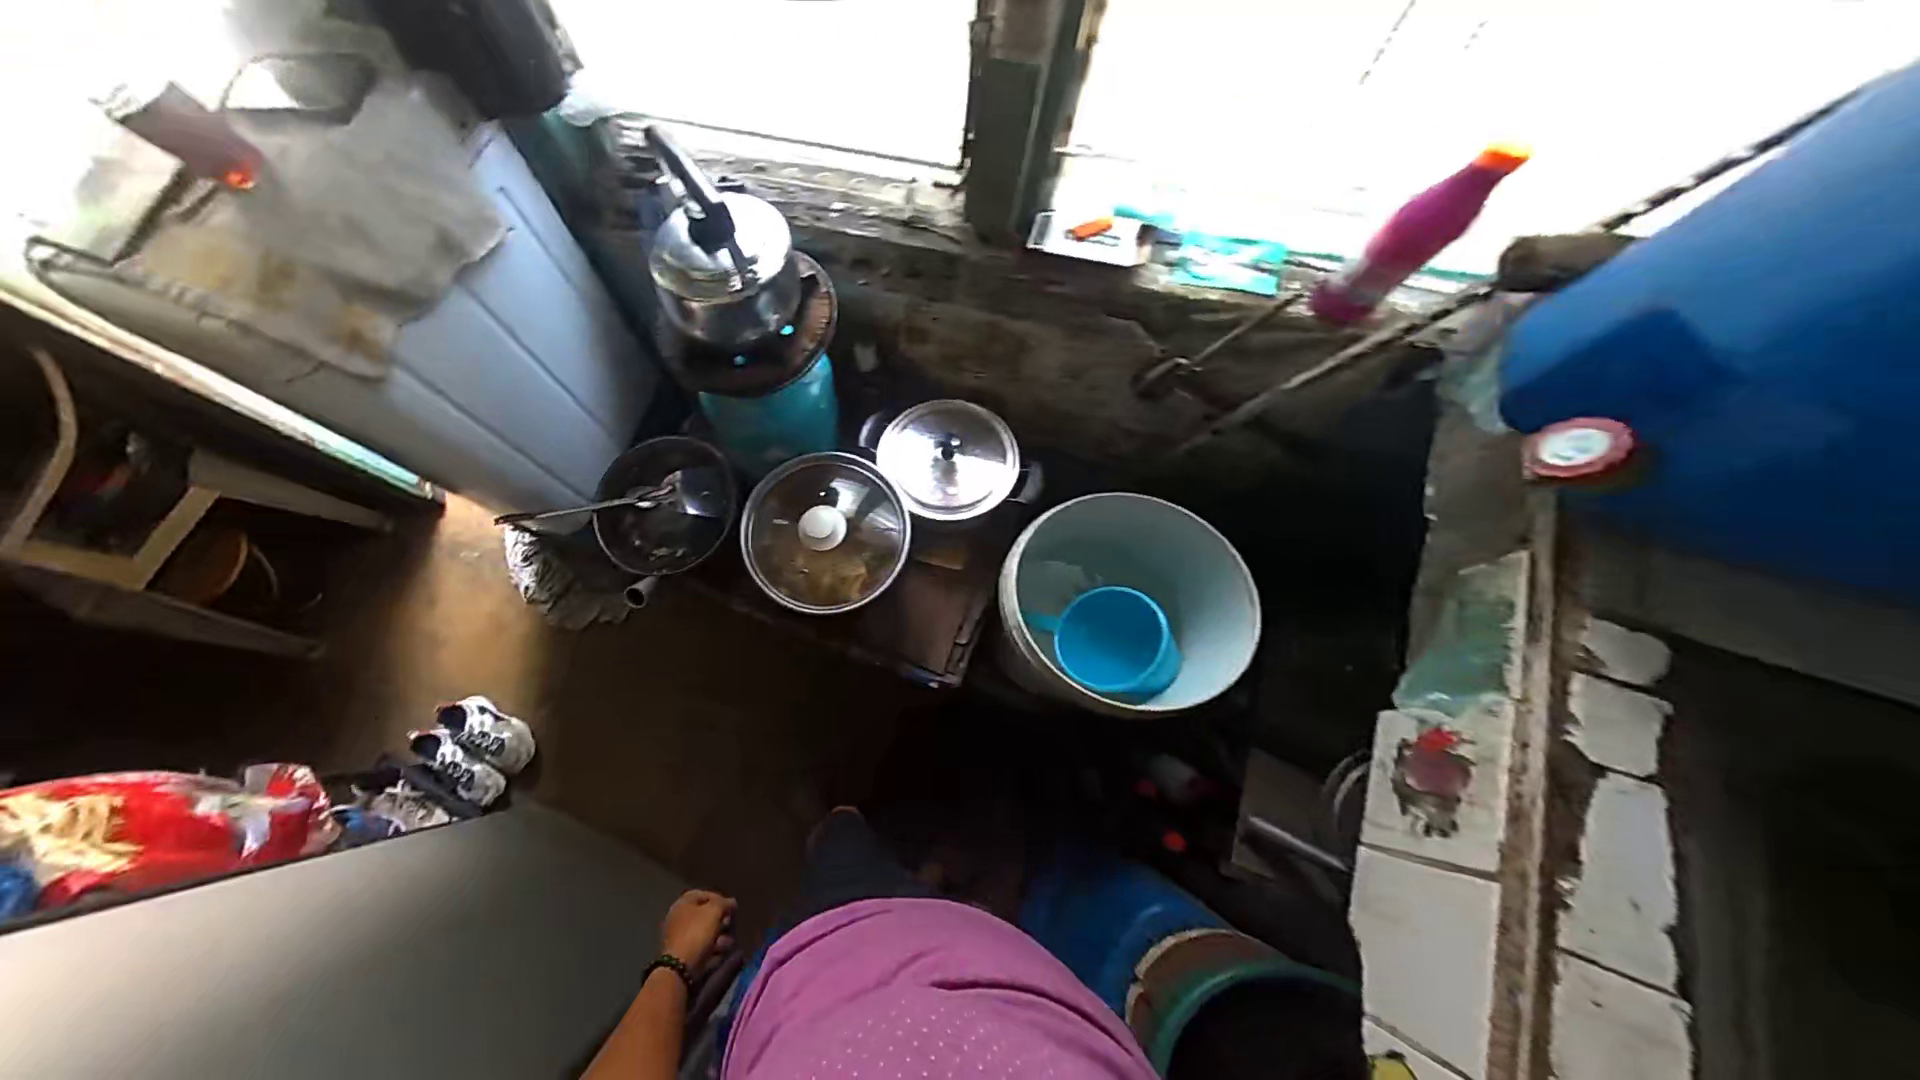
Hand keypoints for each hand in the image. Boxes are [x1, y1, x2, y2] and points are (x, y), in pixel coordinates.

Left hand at [661, 889, 735, 969]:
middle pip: (708, 916)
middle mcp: (681, 920)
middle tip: (728, 925)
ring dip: (721, 938)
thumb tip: (731, 903)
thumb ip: (724, 903)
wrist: (681, 967)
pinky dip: (714, 950)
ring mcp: (684, 939)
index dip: (718, 898)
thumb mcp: (714, 910)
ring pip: (709, 933)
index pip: (703, 895)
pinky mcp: (688, 955)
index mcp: (682, 905)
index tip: (729, 906)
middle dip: (722, 921)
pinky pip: (706, 948)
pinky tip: (718, 954)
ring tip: (724, 943)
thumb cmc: (696, 932)